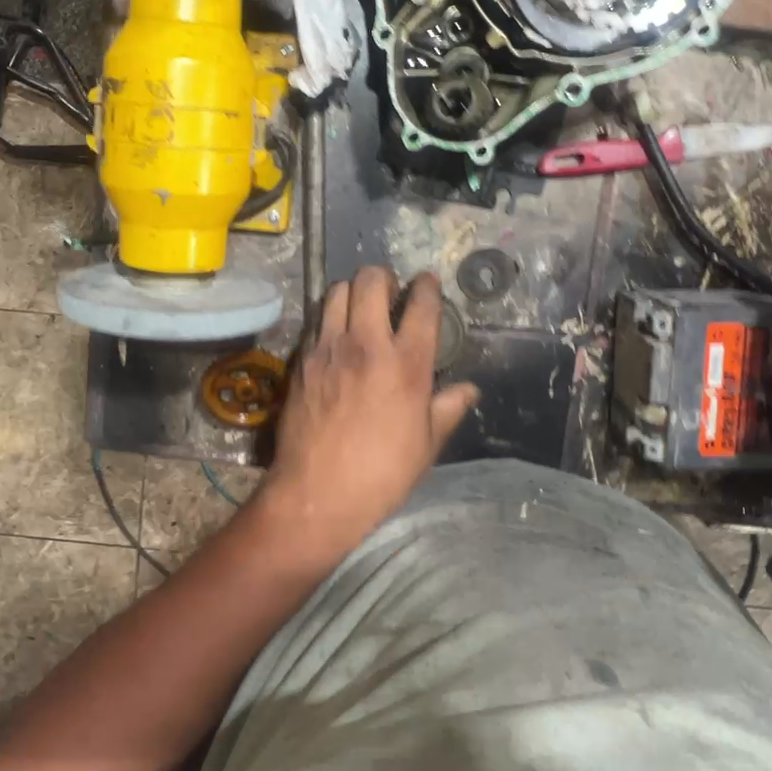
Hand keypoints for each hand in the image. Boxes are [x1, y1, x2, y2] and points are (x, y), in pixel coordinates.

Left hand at [255, 267, 479, 558]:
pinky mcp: (301, 361)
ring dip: (352, 292)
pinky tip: (334, 337)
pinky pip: (315, 321)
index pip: (422, 305)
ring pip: (336, 291)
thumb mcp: (426, 444)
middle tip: (389, 292)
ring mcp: (328, 349)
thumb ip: (448, 407)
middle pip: (371, 281)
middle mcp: (366, 345)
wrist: (317, 493)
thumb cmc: (382, 474)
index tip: (428, 283)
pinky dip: (328, 318)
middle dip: (384, 277)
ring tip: (359, 307)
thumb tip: (469, 389)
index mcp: (407, 364)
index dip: (428, 286)